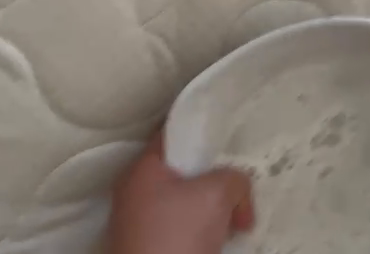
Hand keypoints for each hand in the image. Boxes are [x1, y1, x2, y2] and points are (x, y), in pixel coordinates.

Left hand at [109, 129, 254, 253]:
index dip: (204, 128)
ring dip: (210, 206)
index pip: (175, 132)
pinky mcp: (143, 251)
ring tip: (236, 216)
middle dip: (214, 175)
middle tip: (238, 181)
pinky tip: (220, 236)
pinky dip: (199, 228)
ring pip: (182, 201)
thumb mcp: (221, 191)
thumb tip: (238, 193)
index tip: (229, 132)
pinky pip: (178, 227)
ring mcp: (134, 226)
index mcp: (142, 169)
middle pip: (182, 169)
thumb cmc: (179, 234)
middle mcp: (132, 194)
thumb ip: (236, 177)